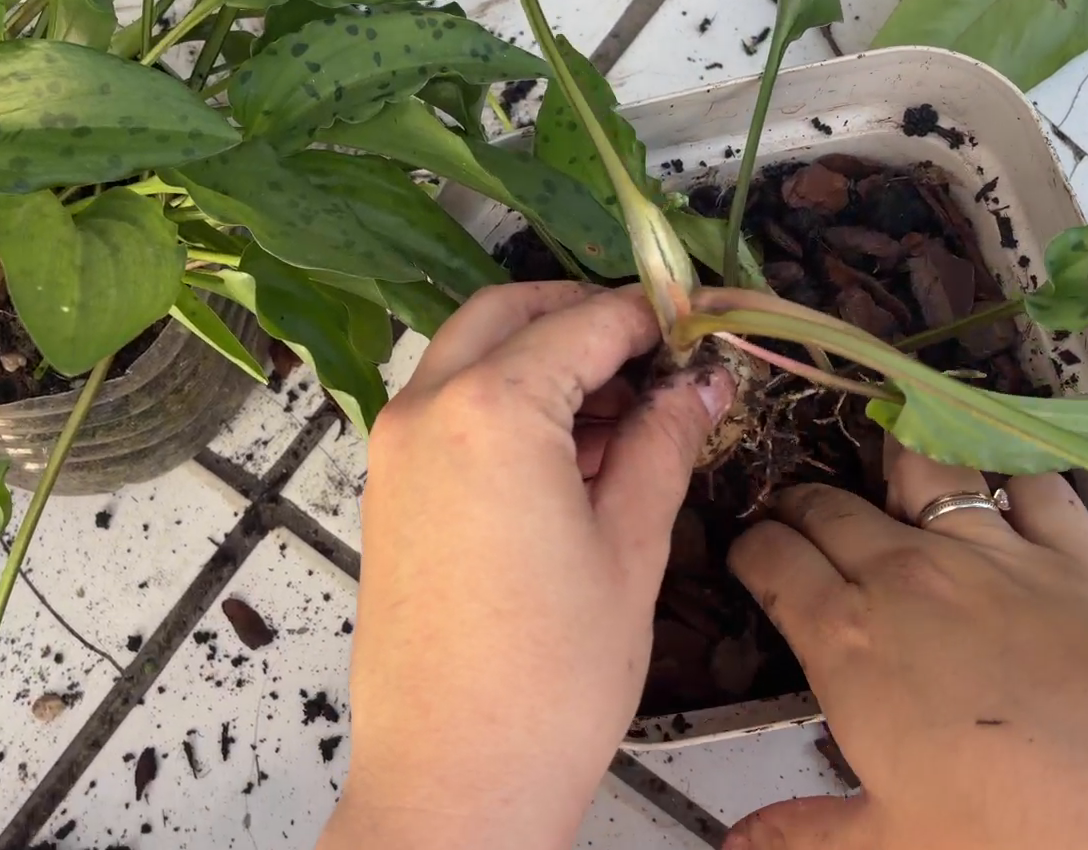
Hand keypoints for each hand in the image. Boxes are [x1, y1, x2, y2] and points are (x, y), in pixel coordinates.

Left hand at [320, 283, 731, 849]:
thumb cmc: (554, 672)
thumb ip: (664, 442)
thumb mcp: (629, 546)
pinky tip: (563, 447)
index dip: (645, 315)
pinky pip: (448, 402)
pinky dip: (503, 397)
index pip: (580, 324)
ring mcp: (393, 440)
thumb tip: (702, 382)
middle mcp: (425, 404)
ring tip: (619, 410)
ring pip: (470, 352)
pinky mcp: (386, 478)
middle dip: (578, 314)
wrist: (450, 773)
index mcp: (489, 407)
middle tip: (648, 352)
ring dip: (540, 356)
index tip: (692, 322)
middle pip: (506, 314)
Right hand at [726, 444, 1087, 848]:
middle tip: (798, 524)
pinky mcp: (1069, 560)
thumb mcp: (891, 845)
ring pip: (914, 470)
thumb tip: (730, 848)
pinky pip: (1032, 489)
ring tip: (884, 474)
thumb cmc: (1010, 839)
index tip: (750, 558)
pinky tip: (1001, 492)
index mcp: (842, 632)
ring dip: (890, 463)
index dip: (747, 547)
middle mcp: (898, 573)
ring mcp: (984, 556)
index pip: (765, 552)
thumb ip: (798, 835)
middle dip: (795, 505)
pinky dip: (1010, 479)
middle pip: (820, 503)